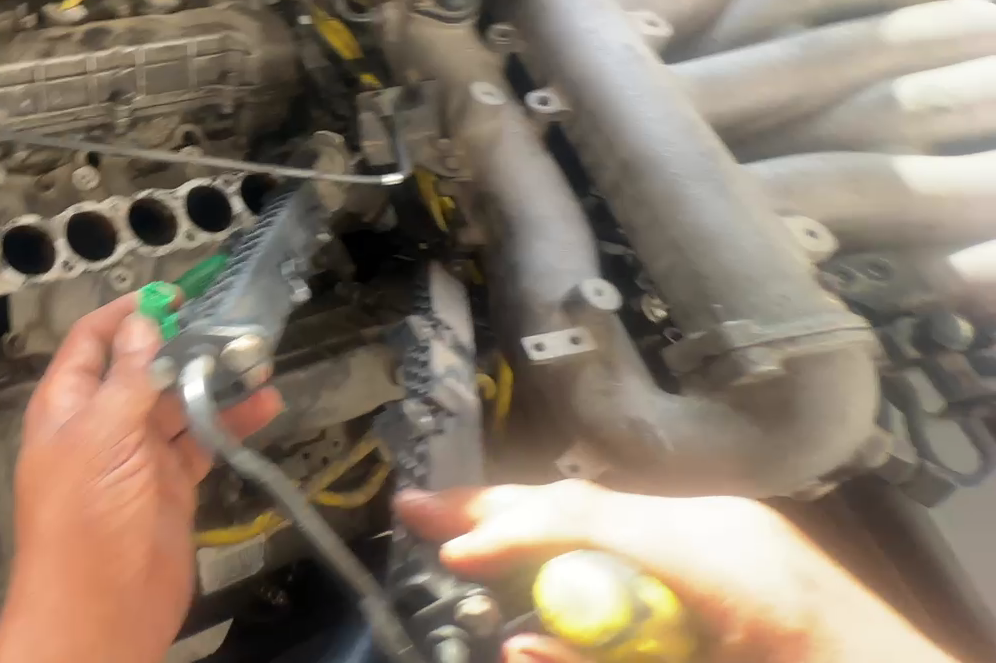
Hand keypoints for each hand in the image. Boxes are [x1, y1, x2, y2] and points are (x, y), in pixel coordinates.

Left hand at [0, 292, 280, 662]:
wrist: (99, 616)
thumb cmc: (86, 517)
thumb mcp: (102, 437)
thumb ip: (128, 378)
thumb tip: (144, 322)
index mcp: (69, 401)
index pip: (93, 339)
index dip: (128, 313)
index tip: (172, 295)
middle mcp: (102, 419)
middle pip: (142, 365)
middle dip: (180, 343)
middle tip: (226, 322)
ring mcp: (137, 451)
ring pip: (177, 400)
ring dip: (211, 379)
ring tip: (254, 358)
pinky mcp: (170, 482)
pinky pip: (201, 440)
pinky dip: (228, 421)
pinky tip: (263, 404)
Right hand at [395, 480, 959, 662]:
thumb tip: (516, 645)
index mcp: (732, 558)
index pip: (590, 520)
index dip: (509, 534)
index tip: (447, 555)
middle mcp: (717, 520)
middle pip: (575, 501)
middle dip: (489, 508)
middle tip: (412, 509)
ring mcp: (719, 524)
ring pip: (588, 510)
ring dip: (514, 522)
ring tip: (444, 521)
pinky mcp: (715, 541)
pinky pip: (617, 532)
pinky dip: (561, 543)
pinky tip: (515, 549)